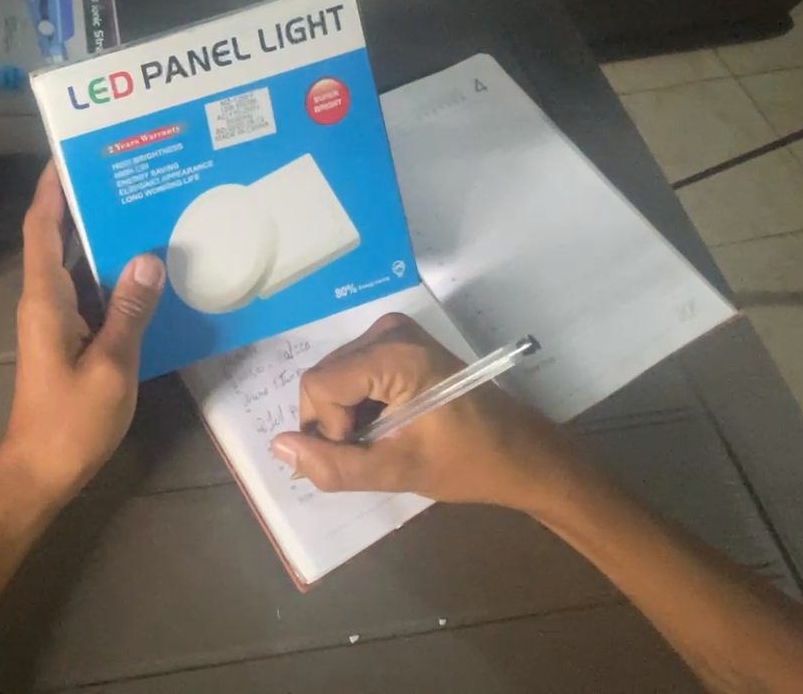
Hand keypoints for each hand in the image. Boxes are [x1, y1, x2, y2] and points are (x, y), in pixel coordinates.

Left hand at [0, 163, 165, 507]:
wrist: (39, 472)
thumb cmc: (70, 422)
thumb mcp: (111, 366)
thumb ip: (130, 311)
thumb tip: (148, 257)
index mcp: (46, 297)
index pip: (41, 226)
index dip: (51, 187)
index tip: (70, 153)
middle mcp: (46, 298)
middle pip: (57, 236)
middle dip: (83, 202)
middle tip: (125, 172)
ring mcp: (57, 318)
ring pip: (77, 264)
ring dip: (101, 237)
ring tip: (144, 207)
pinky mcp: (70, 336)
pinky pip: (90, 291)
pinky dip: (111, 274)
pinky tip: (146, 269)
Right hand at [268, 315, 588, 514]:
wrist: (524, 454)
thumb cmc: (467, 464)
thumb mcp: (397, 472)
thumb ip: (334, 464)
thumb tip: (279, 447)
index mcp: (394, 355)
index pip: (319, 385)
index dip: (329, 427)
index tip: (366, 453)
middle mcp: (387, 331)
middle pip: (323, 377)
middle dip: (335, 421)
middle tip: (373, 450)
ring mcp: (392, 331)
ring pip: (333, 375)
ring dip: (344, 413)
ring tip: (383, 438)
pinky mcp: (396, 340)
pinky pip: (350, 369)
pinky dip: (356, 401)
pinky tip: (386, 422)